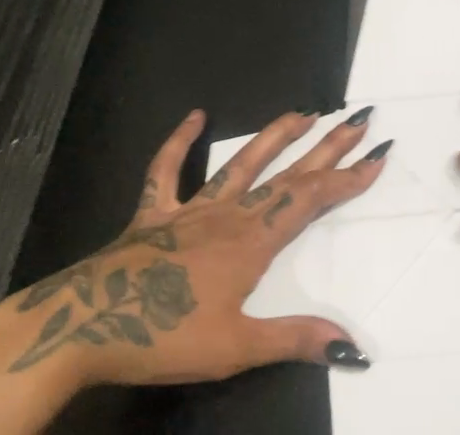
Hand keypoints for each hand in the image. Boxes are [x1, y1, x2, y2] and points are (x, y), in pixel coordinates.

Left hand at [2, 108, 389, 387]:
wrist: (81, 325)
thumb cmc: (163, 336)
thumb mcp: (236, 348)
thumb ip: (295, 339)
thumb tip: (354, 346)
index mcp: (252, 241)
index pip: (310, 199)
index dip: (347, 178)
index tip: (378, 155)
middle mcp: (228, 215)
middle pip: (286, 174)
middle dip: (326, 147)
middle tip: (357, 119)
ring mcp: (188, 211)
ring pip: (239, 164)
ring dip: (273, 137)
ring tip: (302, 111)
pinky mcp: (151, 216)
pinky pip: (165, 172)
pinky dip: (178, 143)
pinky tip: (193, 117)